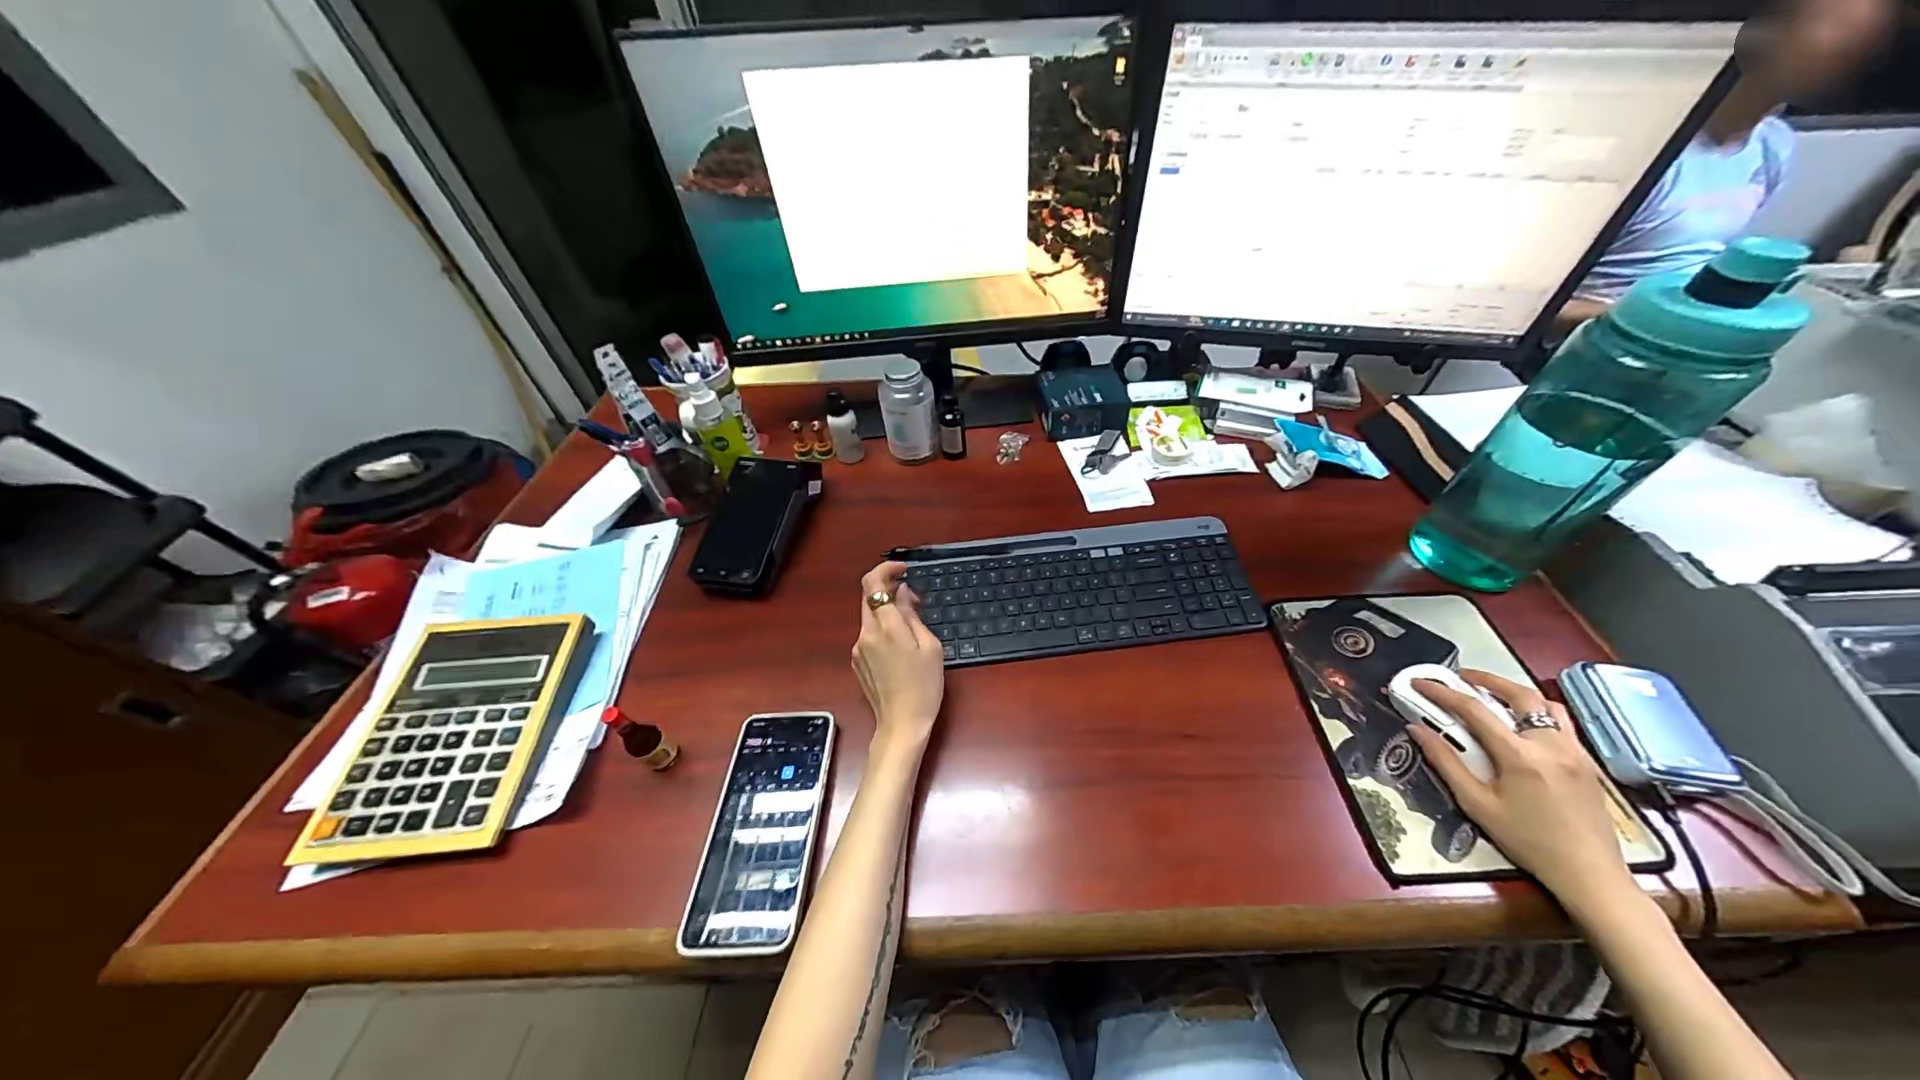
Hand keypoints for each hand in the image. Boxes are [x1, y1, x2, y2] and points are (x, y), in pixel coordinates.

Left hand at [852, 562, 944, 746]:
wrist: (902, 724)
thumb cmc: (924, 686)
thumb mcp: (930, 646)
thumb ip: (912, 614)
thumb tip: (902, 593)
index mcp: (886, 627)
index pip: (872, 582)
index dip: (886, 569)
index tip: (903, 570)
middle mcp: (866, 634)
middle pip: (868, 597)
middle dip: (889, 590)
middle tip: (914, 600)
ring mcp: (858, 649)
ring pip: (870, 617)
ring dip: (887, 612)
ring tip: (912, 627)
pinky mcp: (857, 662)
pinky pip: (869, 635)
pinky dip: (883, 630)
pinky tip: (900, 648)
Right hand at [1408, 670, 1632, 908]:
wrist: (1589, 873)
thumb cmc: (1528, 841)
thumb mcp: (1476, 804)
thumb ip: (1446, 763)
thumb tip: (1418, 730)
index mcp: (1521, 756)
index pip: (1474, 710)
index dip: (1442, 692)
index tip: (1421, 683)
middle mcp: (1552, 746)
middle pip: (1519, 695)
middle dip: (1486, 679)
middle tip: (1460, 676)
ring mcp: (1575, 752)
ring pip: (1546, 705)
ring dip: (1515, 692)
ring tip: (1491, 692)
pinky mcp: (1587, 762)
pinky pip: (1561, 723)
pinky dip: (1536, 711)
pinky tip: (1521, 722)